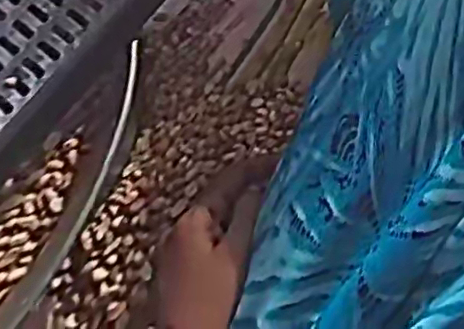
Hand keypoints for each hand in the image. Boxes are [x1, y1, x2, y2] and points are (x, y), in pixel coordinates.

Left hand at [154, 154, 276, 328]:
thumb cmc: (212, 300)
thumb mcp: (237, 253)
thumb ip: (249, 212)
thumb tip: (259, 186)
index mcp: (190, 221)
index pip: (229, 178)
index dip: (259, 166)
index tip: (288, 162)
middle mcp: (177, 231)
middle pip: (222, 198)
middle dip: (253, 189)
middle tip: (286, 185)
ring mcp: (175, 254)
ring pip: (218, 219)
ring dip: (245, 212)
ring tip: (276, 209)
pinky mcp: (179, 274)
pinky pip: (212, 239)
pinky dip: (234, 232)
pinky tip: (253, 238)